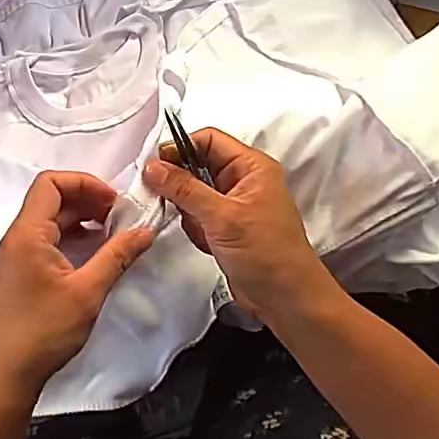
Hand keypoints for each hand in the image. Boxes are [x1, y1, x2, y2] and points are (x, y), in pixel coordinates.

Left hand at [0, 171, 156, 394]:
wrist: (12, 369)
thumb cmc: (46, 330)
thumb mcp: (88, 291)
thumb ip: (117, 256)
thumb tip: (144, 232)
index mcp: (27, 233)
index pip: (50, 183)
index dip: (83, 182)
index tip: (113, 201)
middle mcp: (18, 236)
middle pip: (50, 198)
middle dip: (87, 198)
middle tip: (119, 214)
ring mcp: (18, 253)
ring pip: (50, 218)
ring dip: (81, 217)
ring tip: (113, 230)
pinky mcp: (23, 268)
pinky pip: (48, 237)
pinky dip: (72, 234)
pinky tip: (96, 248)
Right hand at [141, 127, 333, 315]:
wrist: (286, 299)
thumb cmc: (267, 253)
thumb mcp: (222, 217)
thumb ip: (184, 189)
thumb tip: (152, 167)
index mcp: (251, 166)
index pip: (207, 139)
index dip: (179, 147)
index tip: (155, 167)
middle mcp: (242, 179)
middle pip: (195, 164)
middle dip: (180, 184)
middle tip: (169, 200)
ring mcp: (232, 202)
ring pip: (191, 191)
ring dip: (187, 210)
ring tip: (200, 229)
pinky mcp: (224, 224)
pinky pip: (195, 213)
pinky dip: (193, 226)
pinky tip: (206, 241)